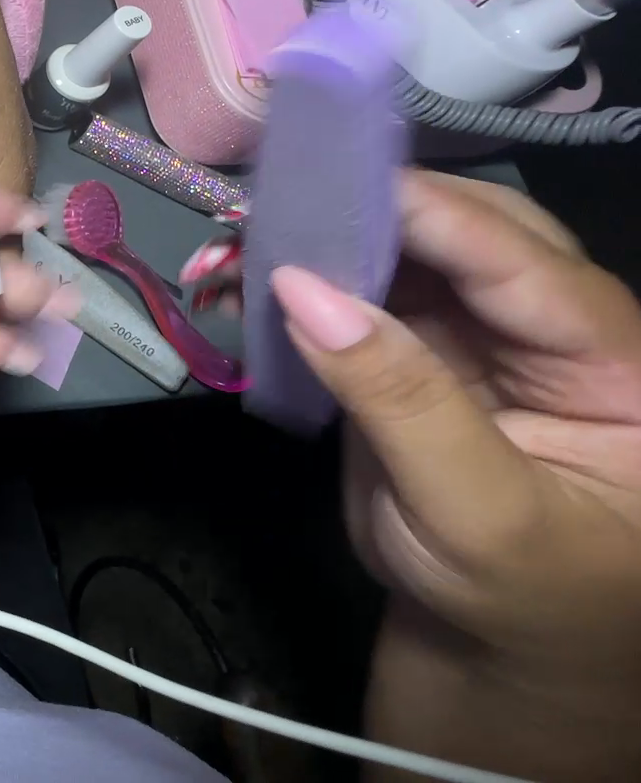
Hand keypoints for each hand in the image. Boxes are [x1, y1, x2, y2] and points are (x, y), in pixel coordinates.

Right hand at [270, 171, 640, 677]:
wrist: (490, 636)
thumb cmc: (517, 590)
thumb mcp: (472, 507)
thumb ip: (400, 396)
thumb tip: (304, 289)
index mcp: (619, 368)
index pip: (527, 266)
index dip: (433, 217)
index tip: (330, 187)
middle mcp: (549, 334)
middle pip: (464, 237)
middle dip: (360, 216)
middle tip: (263, 214)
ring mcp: (474, 339)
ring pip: (393, 259)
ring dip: (305, 248)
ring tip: (222, 255)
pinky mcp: (407, 353)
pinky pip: (346, 298)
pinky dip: (282, 286)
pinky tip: (230, 289)